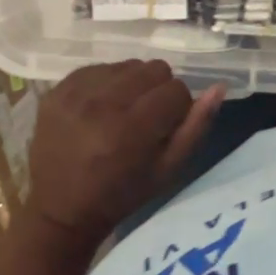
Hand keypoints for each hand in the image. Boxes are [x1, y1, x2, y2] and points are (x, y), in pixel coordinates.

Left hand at [24, 60, 226, 240]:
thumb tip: (218, 87)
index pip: (176, 90)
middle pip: (154, 69)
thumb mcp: (168, 170)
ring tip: (123, 112)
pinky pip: (98, 67)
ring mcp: (75, 95)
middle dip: (158, 91)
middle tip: (146, 118)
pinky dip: (107, 83)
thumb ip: (196, 127)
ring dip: (133, 84)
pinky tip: (101, 107)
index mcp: (131, 129)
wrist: (60, 209)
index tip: (166, 128)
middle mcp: (102, 104)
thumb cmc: (121, 194)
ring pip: (127, 65)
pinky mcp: (57, 90)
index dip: (178, 108)